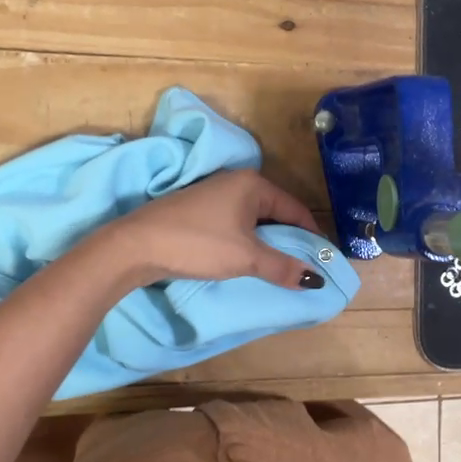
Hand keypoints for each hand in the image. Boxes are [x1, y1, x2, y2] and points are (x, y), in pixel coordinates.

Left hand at [98, 169, 326, 289]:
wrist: (136, 245)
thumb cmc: (197, 244)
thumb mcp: (245, 258)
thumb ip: (282, 267)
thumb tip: (316, 279)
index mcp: (253, 185)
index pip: (296, 209)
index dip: (312, 235)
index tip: (324, 260)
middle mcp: (236, 182)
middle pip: (276, 213)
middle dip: (290, 239)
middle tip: (303, 267)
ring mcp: (215, 195)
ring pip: (254, 220)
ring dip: (267, 242)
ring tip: (278, 268)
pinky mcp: (198, 210)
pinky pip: (236, 224)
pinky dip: (247, 241)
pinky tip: (246, 260)